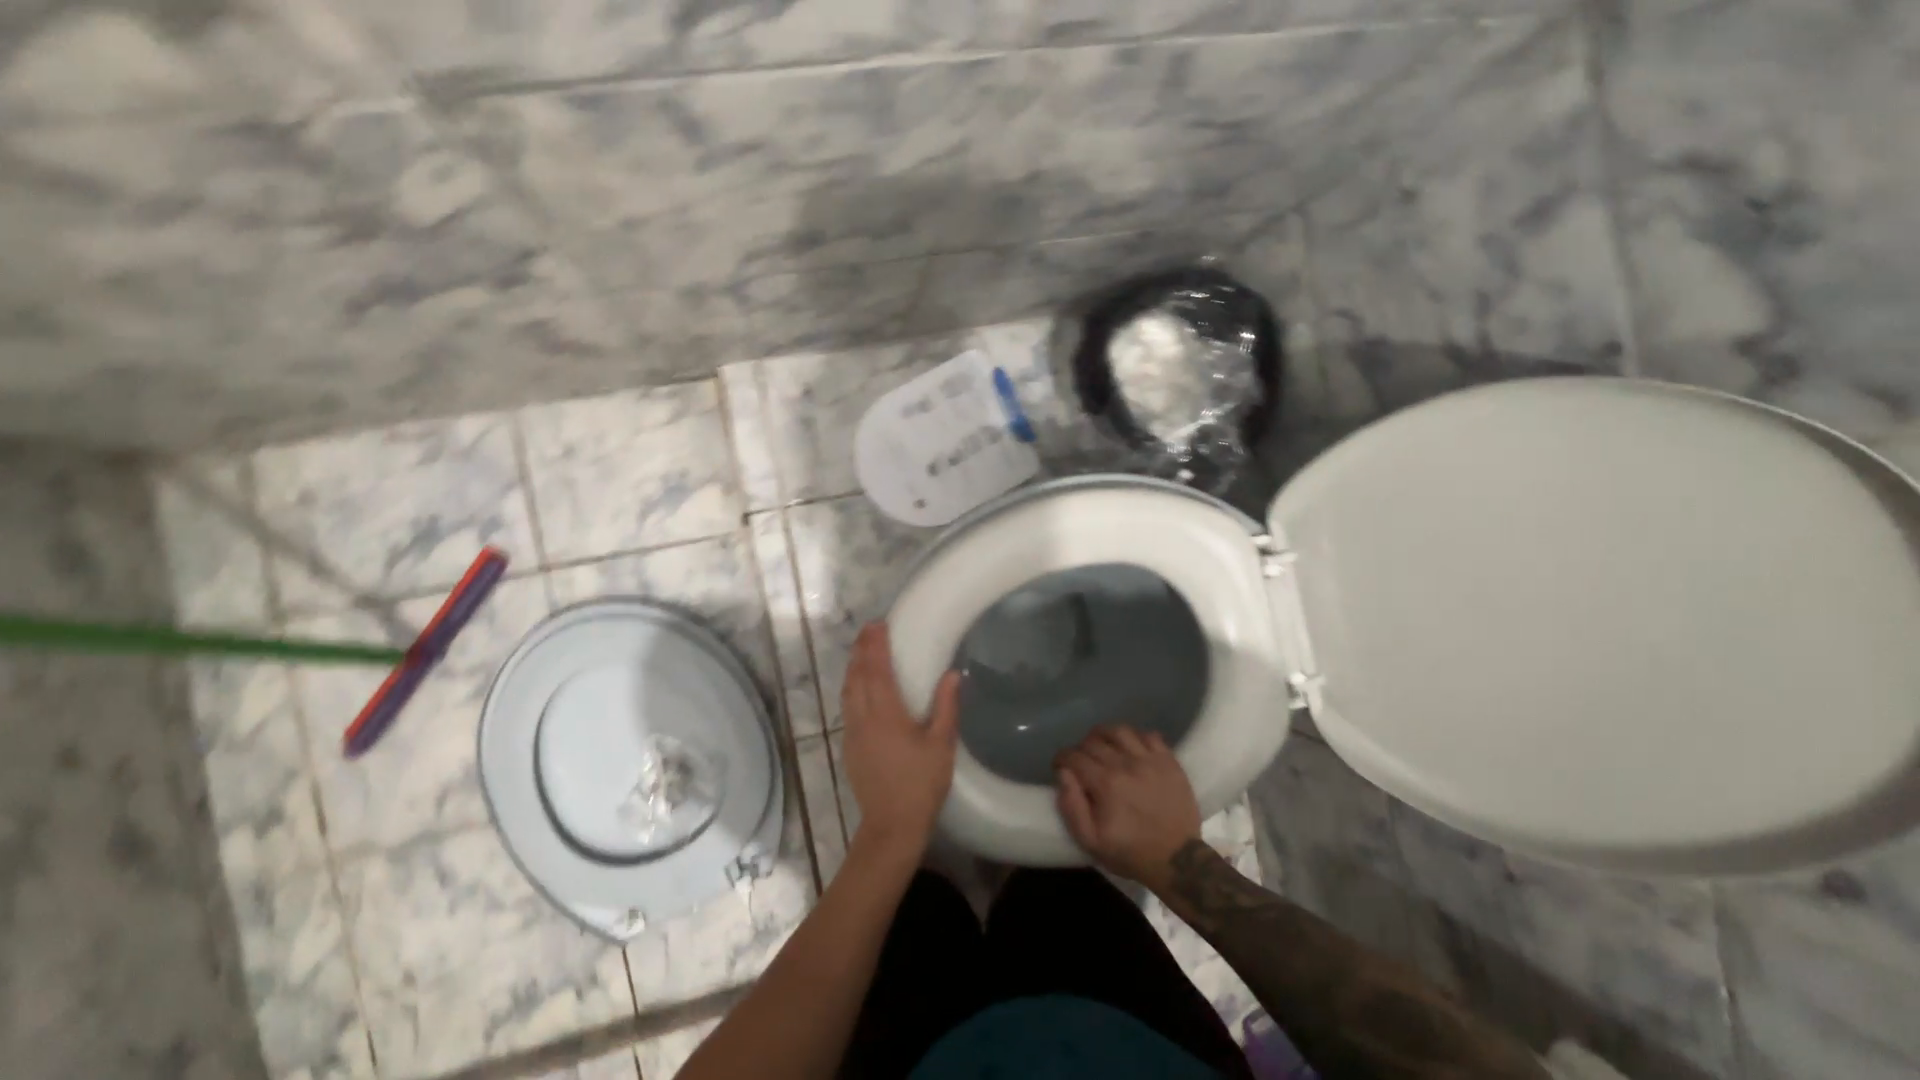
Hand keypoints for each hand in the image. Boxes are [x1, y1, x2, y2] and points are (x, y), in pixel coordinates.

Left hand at [840, 622, 961, 859]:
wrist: (892, 824)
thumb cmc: (921, 783)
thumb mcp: (942, 744)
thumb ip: (946, 706)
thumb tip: (952, 674)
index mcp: (886, 714)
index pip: (876, 669)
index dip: (876, 645)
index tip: (879, 624)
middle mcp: (863, 718)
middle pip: (856, 676)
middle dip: (861, 650)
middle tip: (869, 630)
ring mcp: (852, 733)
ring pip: (848, 691)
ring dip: (853, 667)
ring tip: (863, 651)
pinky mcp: (849, 747)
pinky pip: (847, 707)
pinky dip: (852, 688)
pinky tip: (860, 688)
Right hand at [1054, 726, 1202, 895]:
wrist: (1177, 859)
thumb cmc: (1129, 852)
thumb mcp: (1090, 840)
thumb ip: (1071, 805)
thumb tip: (1063, 773)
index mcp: (1105, 783)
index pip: (1074, 756)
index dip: (1061, 758)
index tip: (1060, 767)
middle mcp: (1127, 764)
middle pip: (1094, 741)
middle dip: (1080, 749)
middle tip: (1080, 762)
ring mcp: (1151, 760)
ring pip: (1120, 731)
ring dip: (1105, 735)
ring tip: (1102, 747)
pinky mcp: (1170, 762)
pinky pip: (1149, 736)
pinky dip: (1135, 737)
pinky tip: (1130, 749)